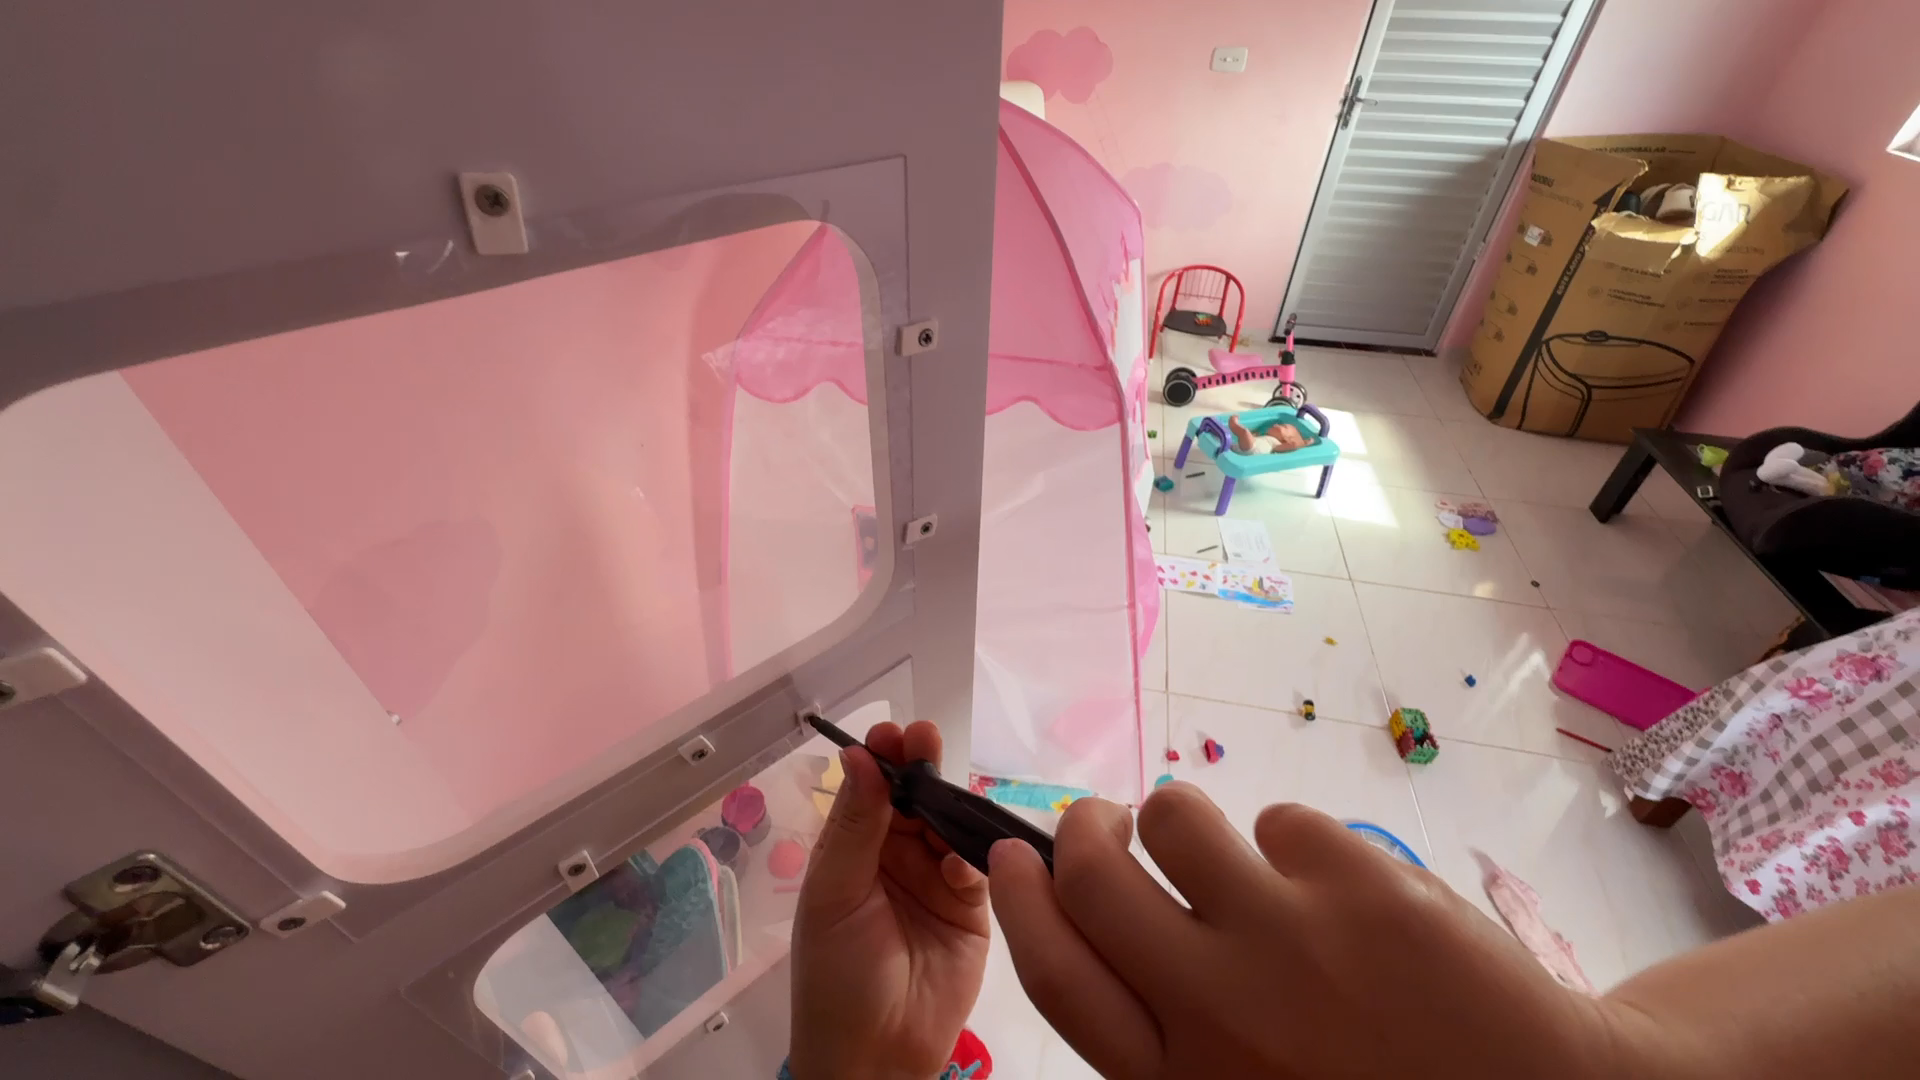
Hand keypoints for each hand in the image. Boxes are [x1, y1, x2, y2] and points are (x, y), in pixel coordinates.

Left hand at [790, 721, 989, 1079]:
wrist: (877, 1057)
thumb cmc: (838, 974)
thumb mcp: (835, 896)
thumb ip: (854, 827)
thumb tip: (859, 757)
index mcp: (856, 847)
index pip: (872, 789)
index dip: (881, 758)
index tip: (890, 733)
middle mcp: (897, 853)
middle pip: (915, 796)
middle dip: (920, 764)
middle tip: (924, 736)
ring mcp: (935, 876)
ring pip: (948, 821)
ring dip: (948, 800)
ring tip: (946, 779)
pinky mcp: (970, 903)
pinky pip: (974, 864)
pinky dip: (968, 854)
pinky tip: (955, 860)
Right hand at [989, 784, 1654, 1078]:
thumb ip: (1172, 1043)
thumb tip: (1099, 929)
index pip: (1058, 975)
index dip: (1021, 902)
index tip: (1009, 856)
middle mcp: (1223, 1009)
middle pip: (1094, 875)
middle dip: (1081, 827)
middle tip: (1095, 820)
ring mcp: (1294, 936)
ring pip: (1176, 814)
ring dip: (1179, 818)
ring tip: (1223, 852)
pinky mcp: (1364, 882)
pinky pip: (1281, 820)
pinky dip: (1293, 846)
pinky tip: (1342, 894)